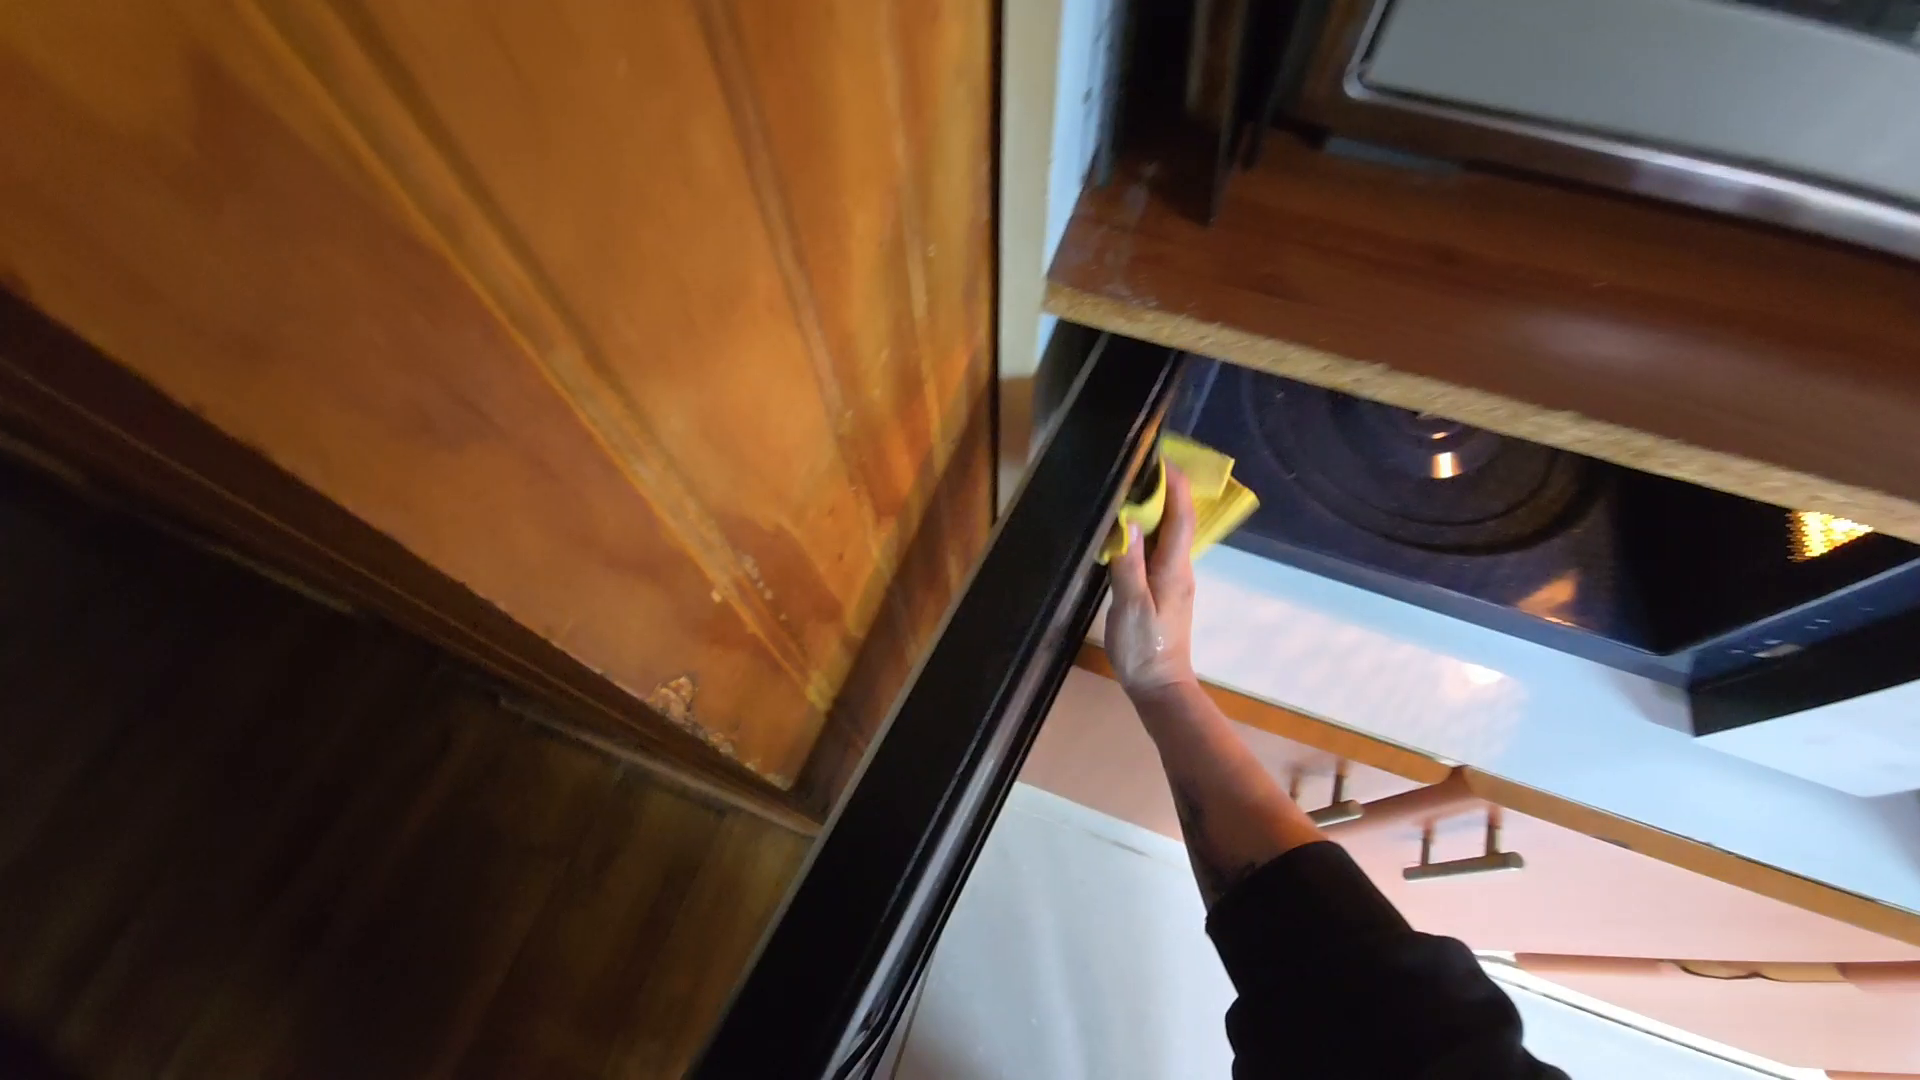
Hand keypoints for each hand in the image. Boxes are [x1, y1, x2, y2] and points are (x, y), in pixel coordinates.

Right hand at [1107, 464, 1198, 699]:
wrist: (1160, 686)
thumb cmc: (1145, 647)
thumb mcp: (1130, 606)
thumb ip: (1129, 565)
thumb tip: (1129, 522)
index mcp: (1174, 568)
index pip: (1180, 516)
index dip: (1174, 485)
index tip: (1160, 456)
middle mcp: (1179, 568)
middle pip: (1178, 519)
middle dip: (1166, 488)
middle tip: (1142, 463)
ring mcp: (1173, 578)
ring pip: (1169, 533)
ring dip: (1157, 506)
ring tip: (1132, 485)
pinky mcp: (1164, 588)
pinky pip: (1160, 547)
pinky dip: (1148, 529)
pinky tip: (1130, 526)